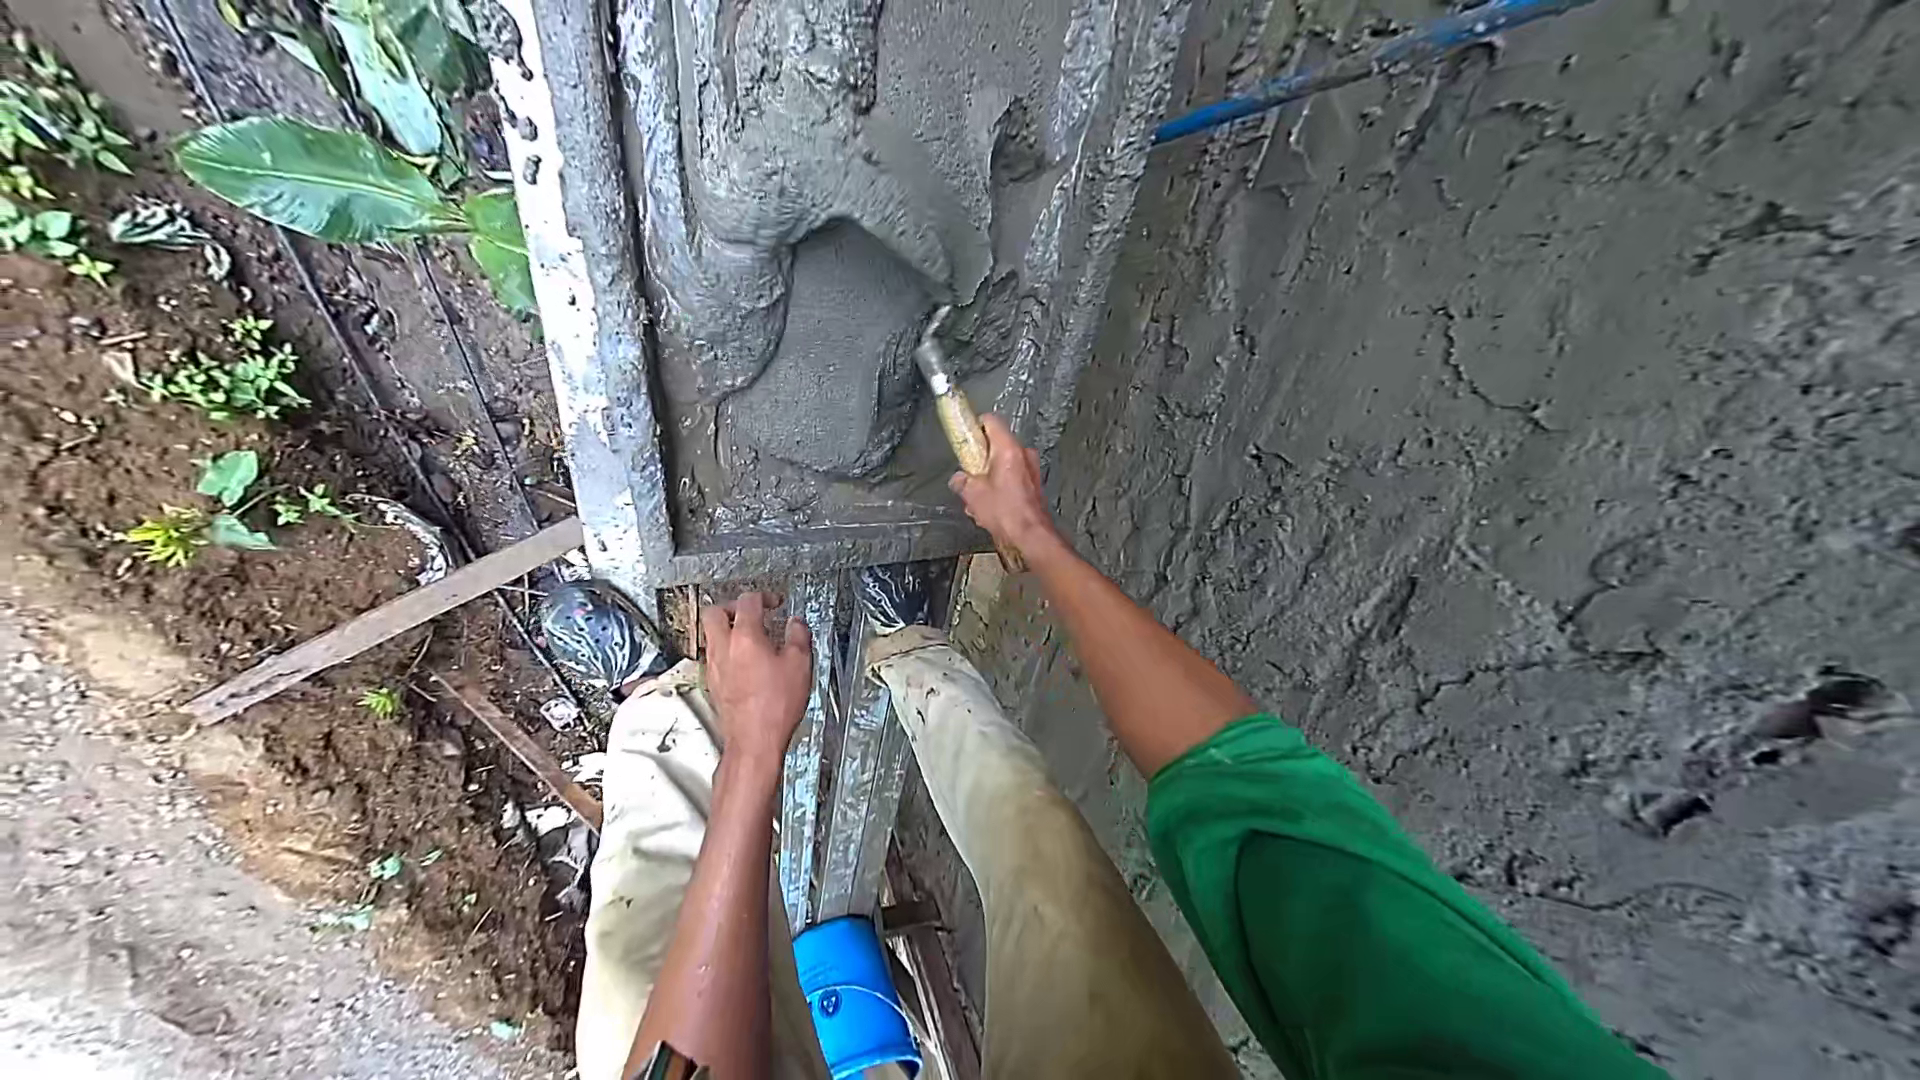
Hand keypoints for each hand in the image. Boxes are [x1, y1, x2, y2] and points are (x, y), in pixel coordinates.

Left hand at [700, 592, 812, 765]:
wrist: (754, 740)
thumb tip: (796, 625)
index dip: (764, 597)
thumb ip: (798, 637)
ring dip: (729, 628)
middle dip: (733, 607)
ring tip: (751, 636)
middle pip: (714, 612)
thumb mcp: (800, 664)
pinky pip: (715, 655)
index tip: (774, 602)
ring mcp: (715, 667)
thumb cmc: (775, 706)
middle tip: (752, 612)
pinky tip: (746, 661)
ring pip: (711, 634)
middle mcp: (723, 648)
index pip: (748, 602)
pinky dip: (728, 650)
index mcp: (745, 637)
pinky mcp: (713, 684)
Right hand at [949, 414, 1061, 555]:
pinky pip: (1012, 477)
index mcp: (1008, 450)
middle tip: (969, 473)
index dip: (975, 426)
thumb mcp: (973, 495)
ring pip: (1004, 463)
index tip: (965, 436)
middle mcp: (1023, 455)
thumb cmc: (1008, 514)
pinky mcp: (1034, 485)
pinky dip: (1000, 486)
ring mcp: (1031, 470)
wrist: (1031, 536)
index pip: (991, 421)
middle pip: (997, 444)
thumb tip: (958, 479)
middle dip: (980, 458)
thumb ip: (962, 481)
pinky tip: (991, 505)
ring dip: (989, 475)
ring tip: (979, 496)